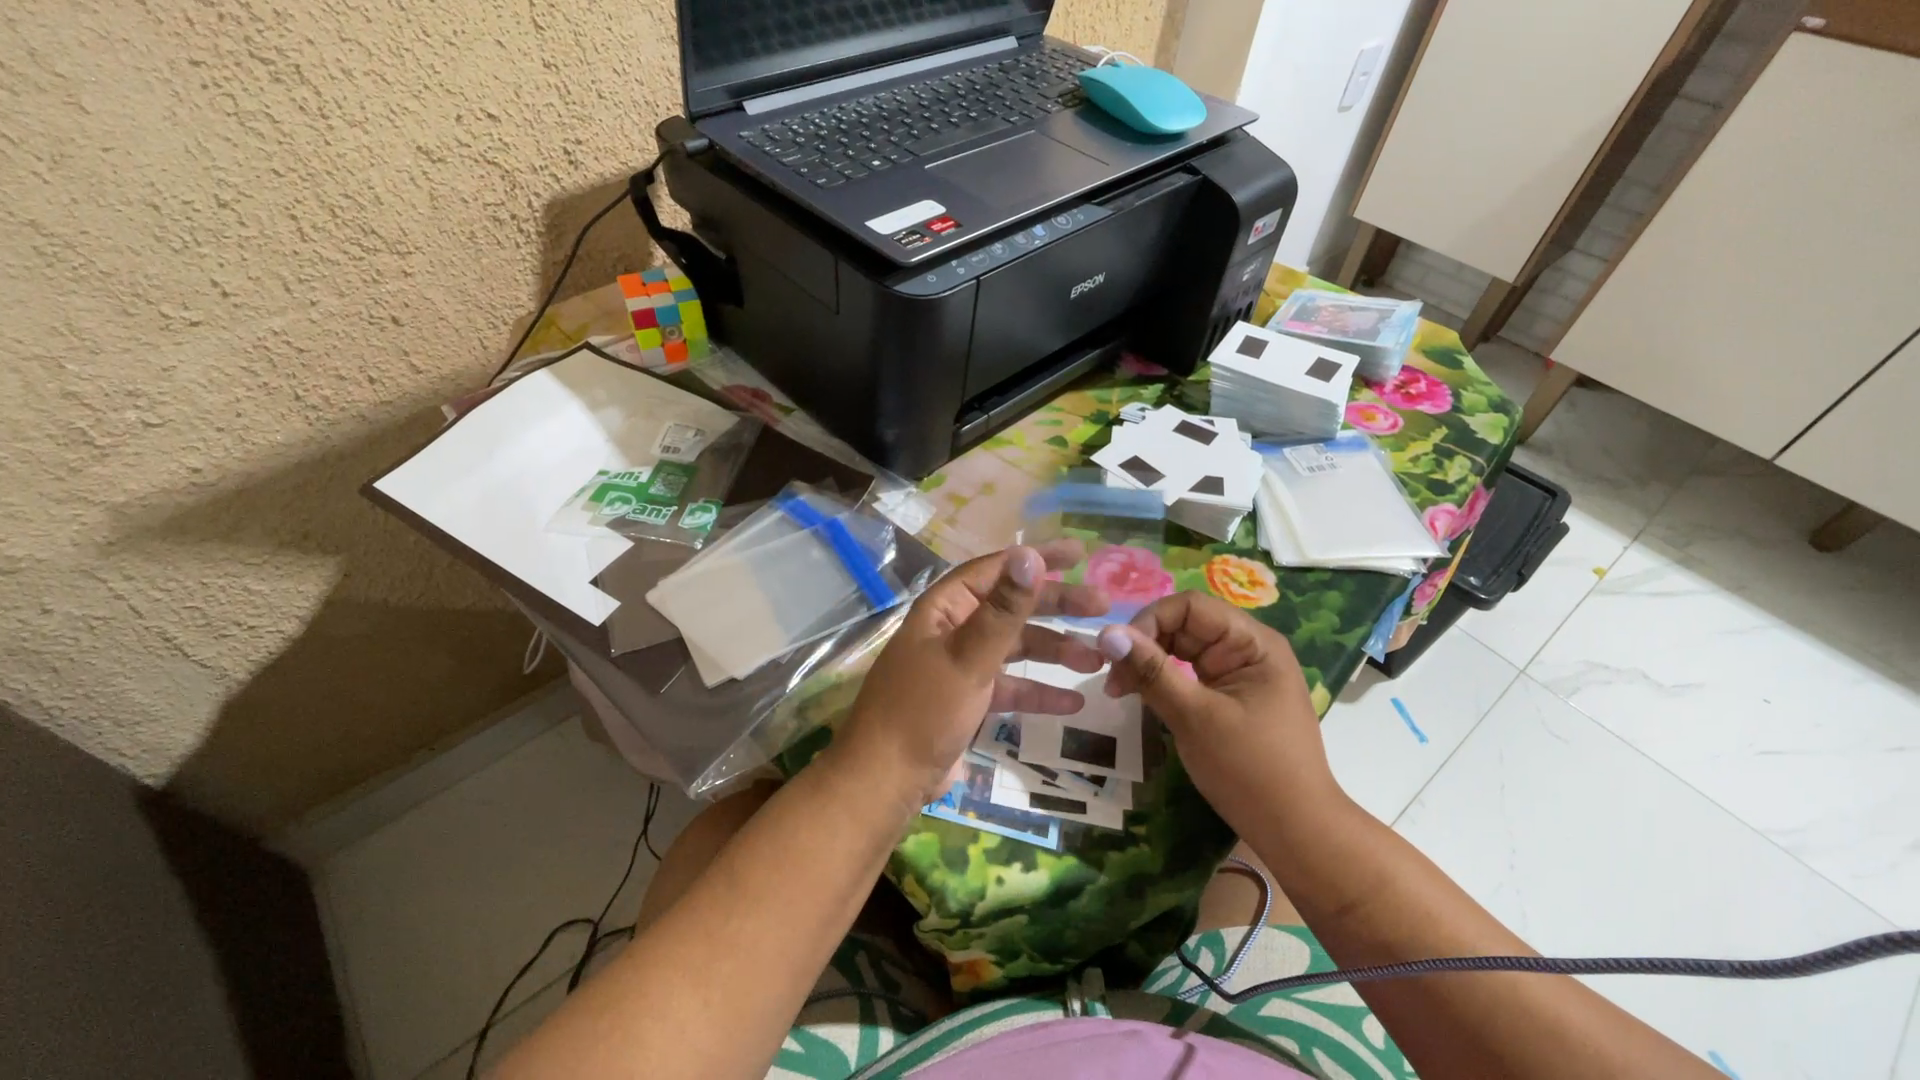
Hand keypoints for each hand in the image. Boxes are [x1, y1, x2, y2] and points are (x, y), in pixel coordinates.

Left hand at [832, 543, 1108, 805]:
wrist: (886, 780)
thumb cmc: (923, 711)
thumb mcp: (968, 657)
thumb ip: (1004, 609)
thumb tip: (1031, 555)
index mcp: (944, 610)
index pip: (996, 570)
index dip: (1037, 559)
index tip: (1079, 554)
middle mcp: (952, 631)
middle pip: (1012, 608)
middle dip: (1056, 606)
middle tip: (1103, 606)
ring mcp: (960, 667)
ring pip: (1015, 648)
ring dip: (1054, 651)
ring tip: (1098, 660)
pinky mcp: (967, 702)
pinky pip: (1011, 688)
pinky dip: (1039, 692)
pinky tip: (1073, 703)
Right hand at [1096, 592, 1336, 830]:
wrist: (1296, 830)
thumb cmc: (1250, 770)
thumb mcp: (1194, 717)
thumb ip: (1151, 671)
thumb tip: (1106, 633)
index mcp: (1253, 642)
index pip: (1189, 607)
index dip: (1148, 621)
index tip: (1114, 654)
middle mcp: (1247, 649)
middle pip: (1184, 626)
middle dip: (1144, 645)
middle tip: (1111, 682)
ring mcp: (1239, 674)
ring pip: (1182, 651)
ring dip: (1148, 664)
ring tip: (1119, 692)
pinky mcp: (1229, 698)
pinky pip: (1189, 676)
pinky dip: (1163, 683)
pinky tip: (1141, 699)